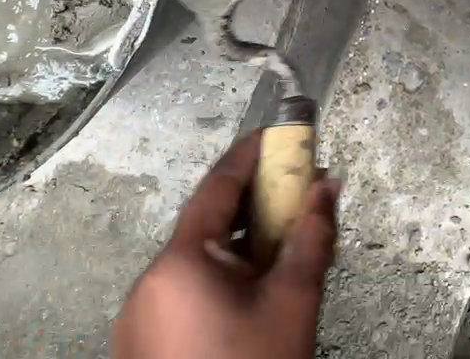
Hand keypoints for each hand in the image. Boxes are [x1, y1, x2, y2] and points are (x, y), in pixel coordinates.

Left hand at [114, 134, 339, 358]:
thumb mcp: (293, 300)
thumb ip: (312, 235)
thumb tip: (327, 185)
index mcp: (177, 264)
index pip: (218, 184)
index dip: (255, 151)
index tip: (285, 132)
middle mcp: (149, 283)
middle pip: (210, 220)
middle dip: (261, 200)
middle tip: (304, 192)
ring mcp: (143, 317)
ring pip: (203, 256)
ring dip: (248, 238)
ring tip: (293, 241)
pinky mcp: (148, 344)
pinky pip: (192, 287)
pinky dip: (229, 271)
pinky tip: (264, 283)